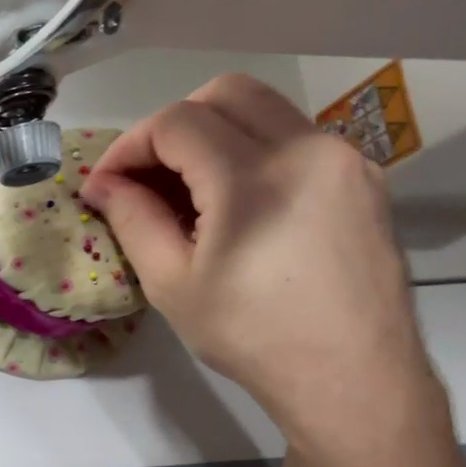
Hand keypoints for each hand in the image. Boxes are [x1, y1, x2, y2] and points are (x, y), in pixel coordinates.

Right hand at [81, 74, 444, 449]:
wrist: (351, 373)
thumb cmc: (249, 333)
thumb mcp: (171, 281)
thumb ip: (133, 219)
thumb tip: (103, 184)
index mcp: (255, 177)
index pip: (177, 122)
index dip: (128, 146)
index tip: (104, 186)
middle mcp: (308, 149)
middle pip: (226, 93)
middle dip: (169, 126)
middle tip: (141, 178)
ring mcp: (345, 159)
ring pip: (264, 110)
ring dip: (210, 135)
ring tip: (181, 193)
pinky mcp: (363, 178)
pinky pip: (293, 139)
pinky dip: (248, 152)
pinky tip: (228, 205)